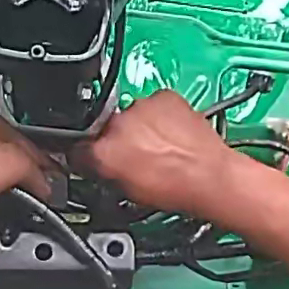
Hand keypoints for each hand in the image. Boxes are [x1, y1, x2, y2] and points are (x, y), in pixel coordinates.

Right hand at [76, 90, 240, 217]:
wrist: (209, 177)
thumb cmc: (174, 190)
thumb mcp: (127, 191)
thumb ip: (106, 173)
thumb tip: (100, 165)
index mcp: (102, 153)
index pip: (79, 148)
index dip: (89, 156)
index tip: (97, 159)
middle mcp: (117, 125)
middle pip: (106, 129)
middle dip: (117, 141)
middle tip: (136, 157)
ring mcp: (140, 107)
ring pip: (130, 115)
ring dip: (139, 127)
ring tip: (159, 147)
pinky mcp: (163, 96)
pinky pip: (153, 104)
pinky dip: (159, 115)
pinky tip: (170, 134)